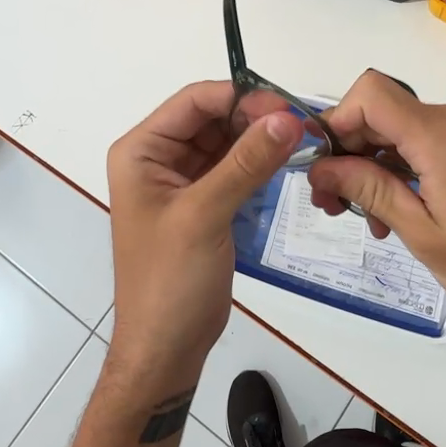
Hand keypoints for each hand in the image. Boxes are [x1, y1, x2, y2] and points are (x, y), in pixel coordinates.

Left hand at [105, 81, 300, 394]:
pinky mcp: (203, 204)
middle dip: (255, 119)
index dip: (241, 97)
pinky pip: (233, 170)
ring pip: (226, 143)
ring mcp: (181, 182)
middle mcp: (158, 159)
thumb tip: (288, 118)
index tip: (287, 108)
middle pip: (212, 119)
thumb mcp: (205, 216)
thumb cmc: (170, 281)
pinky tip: (287, 167)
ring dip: (260, 141)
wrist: (165, 349)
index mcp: (141, 151)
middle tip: (303, 128)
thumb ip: (246, 163)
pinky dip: (258, 166)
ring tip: (303, 144)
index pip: (194, 102)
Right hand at [305, 71, 445, 354]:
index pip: (372, 94)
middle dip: (349, 151)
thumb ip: (369, 190)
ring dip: (372, 165)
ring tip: (363, 216)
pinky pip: (422, 141)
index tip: (324, 165)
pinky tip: (392, 210)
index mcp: (443, 137)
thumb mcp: (422, 233)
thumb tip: (320, 168)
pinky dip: (399, 167)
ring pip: (398, 129)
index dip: (338, 120)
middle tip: (332, 203)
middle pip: (381, 111)